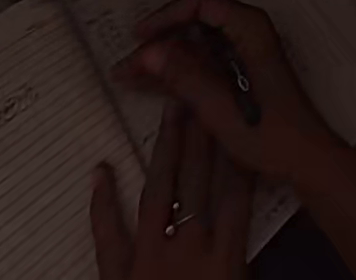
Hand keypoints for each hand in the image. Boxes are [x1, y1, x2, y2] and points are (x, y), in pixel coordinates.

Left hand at [90, 101, 252, 279]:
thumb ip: (243, 257)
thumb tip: (254, 222)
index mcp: (224, 260)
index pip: (236, 193)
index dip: (238, 154)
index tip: (238, 118)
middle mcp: (187, 249)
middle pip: (198, 179)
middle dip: (202, 134)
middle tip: (203, 94)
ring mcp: (148, 259)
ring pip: (159, 191)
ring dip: (167, 148)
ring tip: (171, 110)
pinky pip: (108, 238)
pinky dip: (103, 204)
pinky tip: (101, 170)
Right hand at [118, 0, 344, 185]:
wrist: (303, 158)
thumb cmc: (269, 132)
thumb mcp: (220, 106)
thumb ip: (184, 76)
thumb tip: (148, 52)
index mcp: (249, 26)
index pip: (201, 3)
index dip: (166, 15)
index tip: (139, 37)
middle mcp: (247, 29)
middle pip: (196, 19)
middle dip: (160, 39)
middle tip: (127, 63)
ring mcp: (243, 48)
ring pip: (196, 40)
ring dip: (164, 57)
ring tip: (128, 75)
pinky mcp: (239, 67)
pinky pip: (203, 58)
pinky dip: (178, 70)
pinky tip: (150, 84)